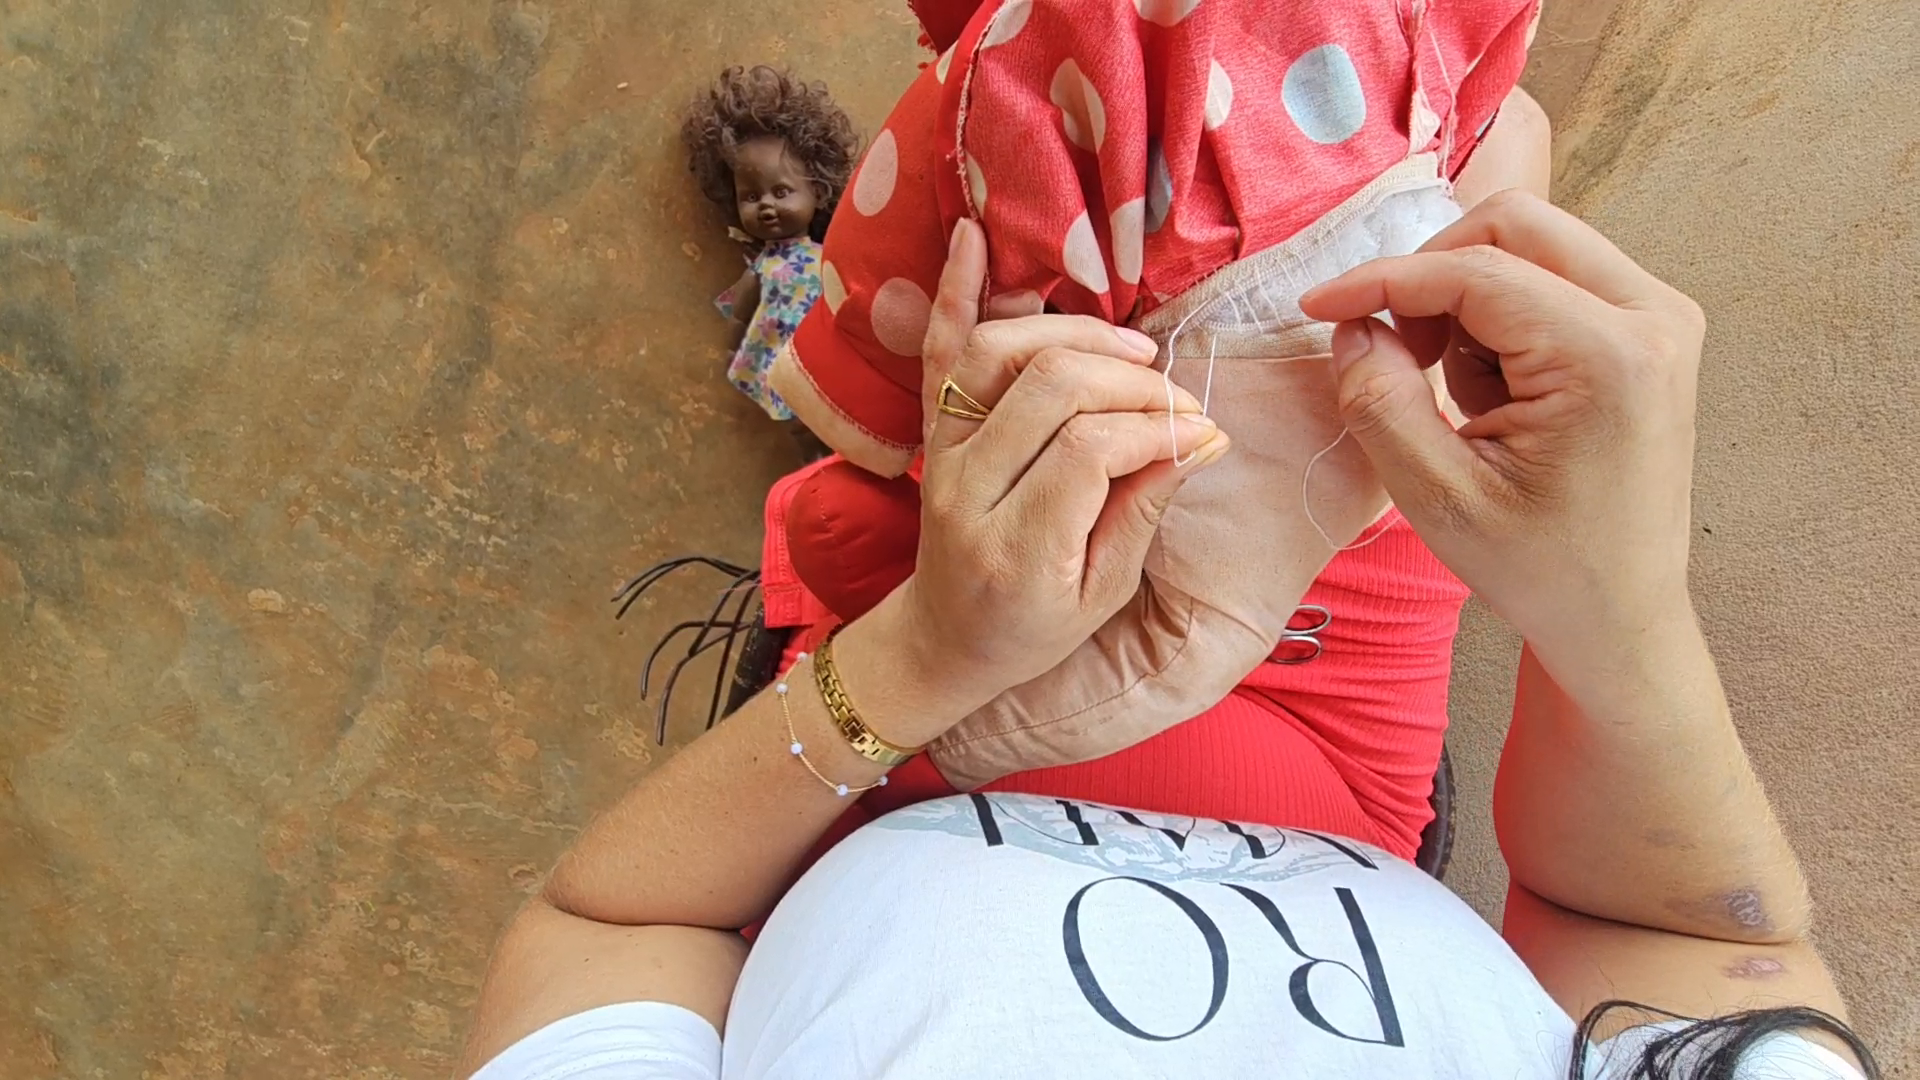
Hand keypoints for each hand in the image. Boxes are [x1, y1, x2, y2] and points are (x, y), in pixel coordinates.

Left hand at [865, 219, 1229, 723]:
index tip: (1194, 432)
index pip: (1087, 449)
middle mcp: (966, 490)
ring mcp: (940, 455)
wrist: (946, 637)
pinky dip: (954, 295)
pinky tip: (973, 241)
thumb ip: (1141, 513)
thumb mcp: (1100, 595)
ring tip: (1127, 353)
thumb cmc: (1030, 630)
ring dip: (1072, 336)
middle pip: (1048, 388)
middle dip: (1127, 381)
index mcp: (1015, 547)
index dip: (1151, 426)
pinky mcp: (932, 434)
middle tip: (1171, 399)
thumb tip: (1198, 438)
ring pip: (998, 354)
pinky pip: (937, 354)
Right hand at [1298, 191, 1705, 658]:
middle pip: (1514, 227)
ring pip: (1526, 251)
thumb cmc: (1531, 562)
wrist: (1614, 609)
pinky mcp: (1638, 335)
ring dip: (1455, 306)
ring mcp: (1652, 320)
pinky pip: (1540, 286)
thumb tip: (1351, 328)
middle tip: (1385, 345)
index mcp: (1606, 354)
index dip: (1380, 279)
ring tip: (1439, 390)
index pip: (1474, 271)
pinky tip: (1478, 393)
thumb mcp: (1433, 493)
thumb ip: (1379, 401)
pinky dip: (1484, 324)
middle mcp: (1649, 314)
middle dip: (1425, 275)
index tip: (1314, 305)